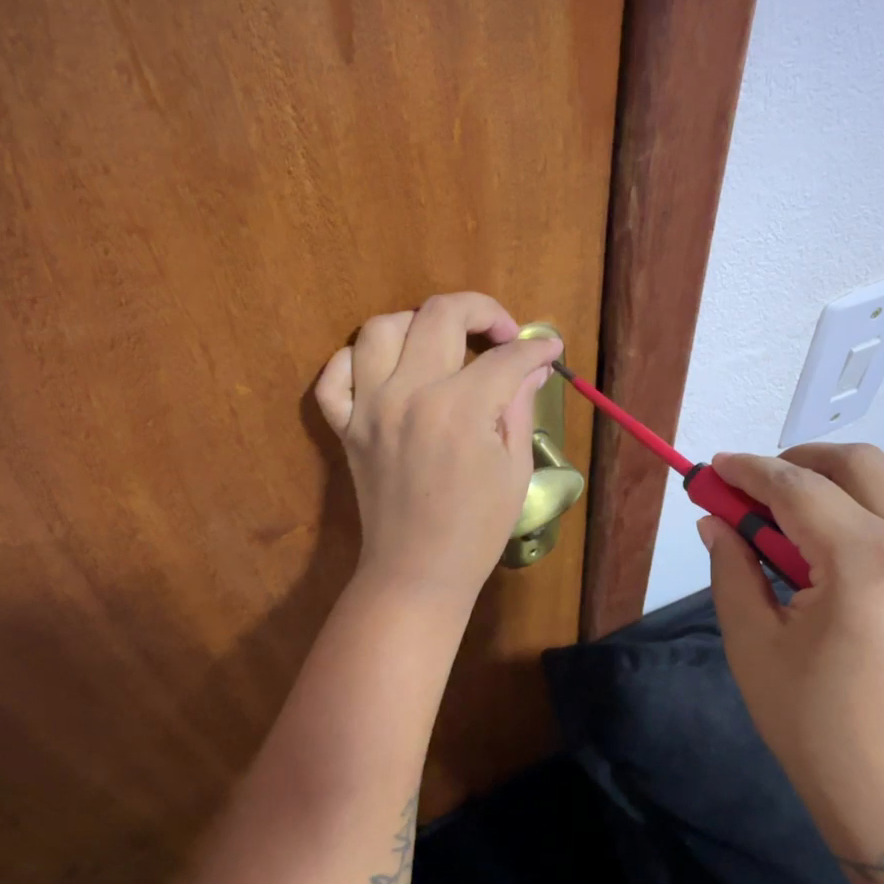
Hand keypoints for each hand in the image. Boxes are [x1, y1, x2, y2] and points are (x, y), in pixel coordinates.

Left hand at [314, 293, 561, 607]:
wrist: (418, 572)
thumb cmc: (476, 529)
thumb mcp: (514, 468)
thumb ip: (520, 406)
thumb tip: (533, 367)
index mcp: (460, 408)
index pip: (504, 356)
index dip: (535, 348)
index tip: (548, 350)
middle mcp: (409, 394)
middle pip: (441, 314)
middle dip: (482, 311)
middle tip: (502, 334)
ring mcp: (369, 407)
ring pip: (382, 328)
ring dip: (417, 324)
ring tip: (442, 344)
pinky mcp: (345, 426)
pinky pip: (335, 375)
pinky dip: (356, 361)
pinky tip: (385, 370)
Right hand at [698, 444, 883, 831]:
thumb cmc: (820, 733)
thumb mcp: (755, 648)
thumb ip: (732, 571)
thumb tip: (716, 523)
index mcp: (865, 561)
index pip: (798, 487)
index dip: (749, 471)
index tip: (716, 469)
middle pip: (863, 464)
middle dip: (803, 461)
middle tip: (760, 489)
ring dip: (851, 484)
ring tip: (810, 522)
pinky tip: (857, 561)